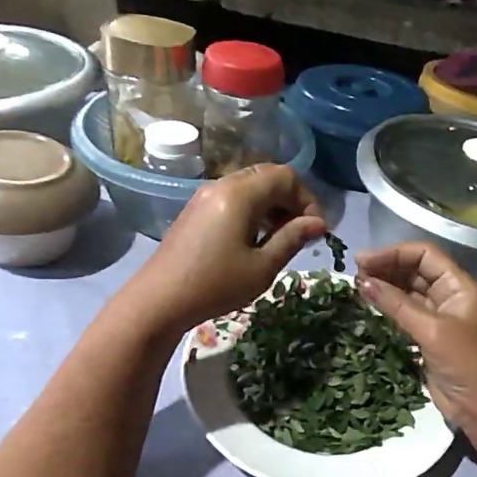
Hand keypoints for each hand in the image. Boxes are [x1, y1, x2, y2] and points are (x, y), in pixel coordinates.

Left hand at [122, 164, 326, 332]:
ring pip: (250, 186)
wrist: (158, 300)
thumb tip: (318, 223)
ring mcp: (205, 196)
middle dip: (291, 199)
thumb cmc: (215, 285)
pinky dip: (253, 210)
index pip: (285, 177)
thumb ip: (292, 238)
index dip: (307, 199)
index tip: (316, 229)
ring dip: (272, 205)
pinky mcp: (196, 210)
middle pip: (267, 176)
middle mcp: (222, 186)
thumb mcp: (262, 266)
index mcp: (239, 195)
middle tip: (301, 231)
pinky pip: (233, 197)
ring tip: (281, 238)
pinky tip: (255, 239)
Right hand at [355, 242, 476, 435]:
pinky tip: (366, 309)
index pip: (424, 255)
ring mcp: (437, 318)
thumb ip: (396, 304)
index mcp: (459, 286)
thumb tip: (362, 281)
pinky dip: (386, 310)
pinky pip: (403, 316)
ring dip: (383, 289)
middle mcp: (448, 296)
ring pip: (406, 293)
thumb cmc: (468, 364)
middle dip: (385, 269)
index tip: (363, 261)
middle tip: (354, 275)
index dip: (393, 253)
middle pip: (413, 271)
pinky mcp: (427, 339)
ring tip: (355, 289)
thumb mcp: (432, 330)